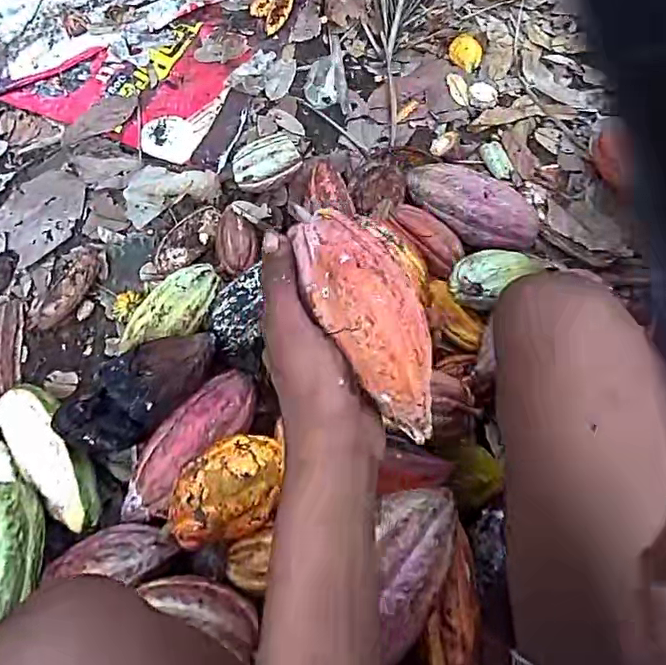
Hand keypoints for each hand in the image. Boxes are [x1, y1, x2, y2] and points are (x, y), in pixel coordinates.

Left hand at [259, 230, 382, 463]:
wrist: (342, 443)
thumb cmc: (311, 383)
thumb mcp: (289, 326)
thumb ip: (281, 284)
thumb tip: (274, 236)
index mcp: (282, 320)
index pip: (290, 273)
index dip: (305, 247)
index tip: (328, 221)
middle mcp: (304, 330)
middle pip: (320, 287)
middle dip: (337, 263)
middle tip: (362, 235)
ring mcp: (333, 347)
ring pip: (344, 306)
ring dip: (358, 286)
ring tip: (381, 257)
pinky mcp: (358, 360)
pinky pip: (366, 327)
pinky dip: (375, 311)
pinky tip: (392, 295)